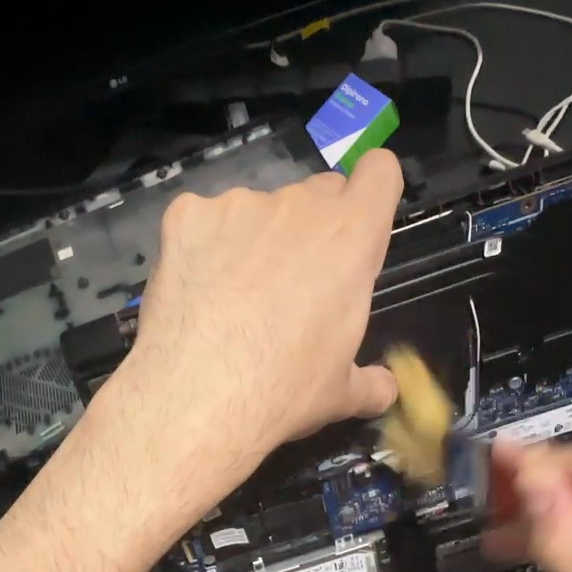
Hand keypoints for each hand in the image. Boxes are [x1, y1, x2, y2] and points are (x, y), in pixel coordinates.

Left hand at [104, 151, 403, 465]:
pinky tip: (193, 291)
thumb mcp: (340, 395)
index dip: (370, 195)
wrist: (197, 398)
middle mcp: (298, 207)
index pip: (379, 173)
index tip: (356, 227)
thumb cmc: (283, 392)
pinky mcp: (186, 217)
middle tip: (289, 285)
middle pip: (316, 193)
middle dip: (311, 229)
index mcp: (350, 238)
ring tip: (230, 299)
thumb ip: (370, 383)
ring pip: (256, 210)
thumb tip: (385, 389)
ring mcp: (239, 206)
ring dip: (253, 241)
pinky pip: (201, 221)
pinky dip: (200, 247)